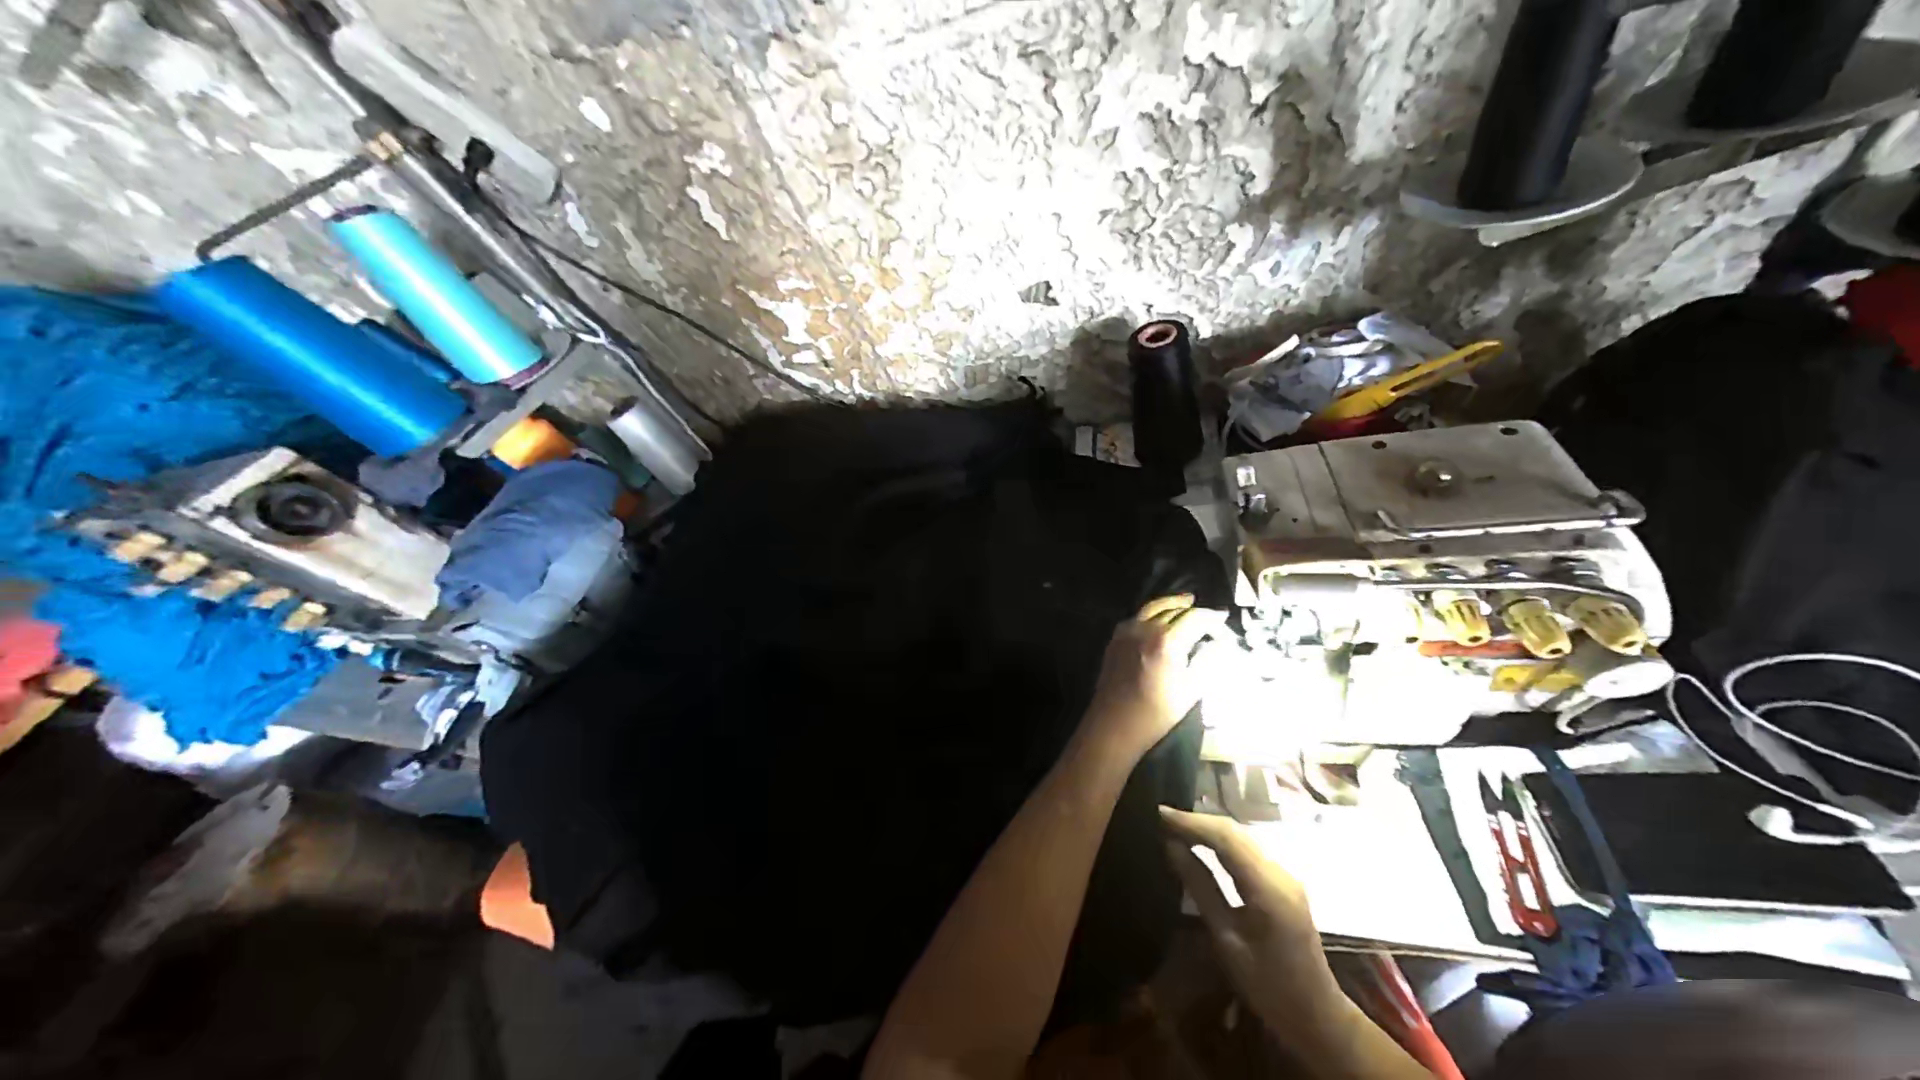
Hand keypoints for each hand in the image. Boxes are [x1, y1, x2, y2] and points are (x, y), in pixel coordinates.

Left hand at [1082, 595, 1226, 759]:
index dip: (1212, 618)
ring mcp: (1127, 631)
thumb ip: (1208, 660)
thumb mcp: (1192, 689)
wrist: (1115, 723)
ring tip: (1187, 601)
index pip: (1195, 617)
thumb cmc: (1157, 712)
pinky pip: (1138, 617)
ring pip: (1153, 608)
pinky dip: (1153, 612)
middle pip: (1175, 609)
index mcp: (1167, 640)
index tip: (1224, 620)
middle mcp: (1145, 628)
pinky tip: (1160, 618)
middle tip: (1210, 619)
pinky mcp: (1116, 638)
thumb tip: (1221, 643)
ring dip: (1172, 603)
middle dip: (1195, 612)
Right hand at [1160, 807, 1342, 1030]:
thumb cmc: (1267, 986)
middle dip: (1197, 821)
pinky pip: (1248, 851)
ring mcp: (1285, 876)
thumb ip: (1200, 888)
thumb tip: (1171, 847)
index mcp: (1268, 887)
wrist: (1316, 1015)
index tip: (1159, 813)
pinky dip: (1221, 842)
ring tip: (1174, 826)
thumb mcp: (1226, 939)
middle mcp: (1280, 873)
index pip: (1226, 838)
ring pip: (1242, 838)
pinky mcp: (1283, 883)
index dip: (1191, 822)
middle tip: (1161, 817)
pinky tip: (1201, 844)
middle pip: (1235, 832)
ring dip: (1208, 829)